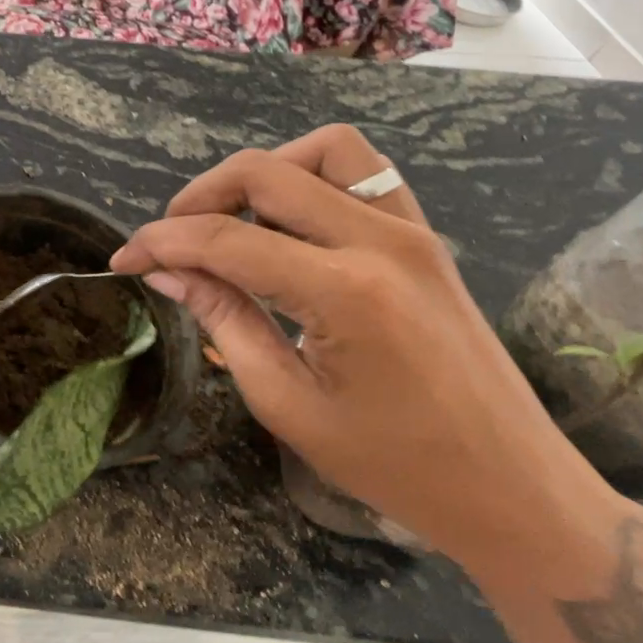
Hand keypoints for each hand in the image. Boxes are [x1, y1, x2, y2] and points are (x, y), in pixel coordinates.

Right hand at [108, 127, 635, 597]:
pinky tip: (287, 223)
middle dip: (199, 197)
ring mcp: (412, 232)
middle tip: (171, 242)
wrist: (517, 492)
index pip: (226, 239)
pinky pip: (363, 171)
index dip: (162, 243)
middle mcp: (381, 242)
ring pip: (322, 150)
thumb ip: (224, 321)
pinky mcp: (425, 238)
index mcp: (345, 292)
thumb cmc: (396, 465)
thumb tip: (167, 273)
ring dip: (263, 173)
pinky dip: (311, 176)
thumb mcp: (288, 404)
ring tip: (232, 220)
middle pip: (265, 172)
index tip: (125, 260)